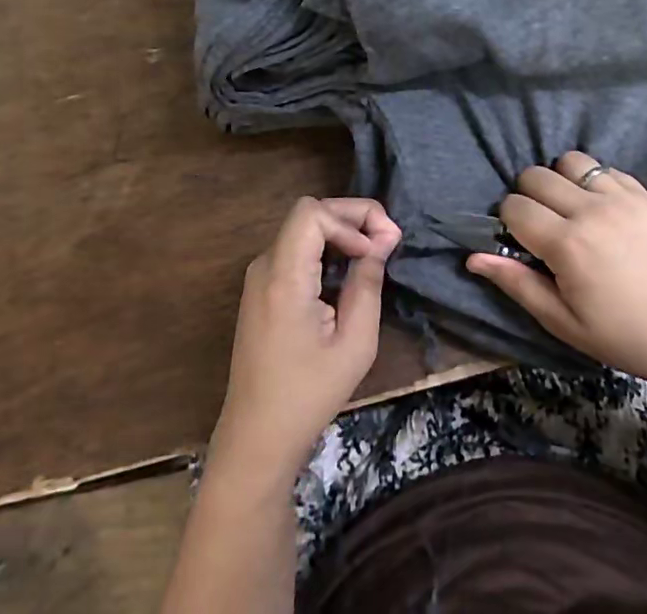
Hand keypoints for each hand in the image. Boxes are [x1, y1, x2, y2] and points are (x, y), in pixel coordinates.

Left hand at [211, 197, 400, 477]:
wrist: (258, 435)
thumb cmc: (310, 393)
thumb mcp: (355, 341)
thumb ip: (369, 282)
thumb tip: (385, 238)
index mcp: (283, 277)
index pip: (312, 213)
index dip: (351, 219)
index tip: (378, 250)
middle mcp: (264, 267)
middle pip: (308, 214)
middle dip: (352, 217)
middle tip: (388, 240)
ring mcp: (258, 277)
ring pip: (302, 229)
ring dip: (341, 232)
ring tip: (374, 256)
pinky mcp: (261, 289)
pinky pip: (295, 250)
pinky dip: (326, 249)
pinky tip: (348, 272)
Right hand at [467, 151, 646, 396]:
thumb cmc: (619, 335)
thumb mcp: (560, 321)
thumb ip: (515, 283)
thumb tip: (472, 257)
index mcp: (567, 244)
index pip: (514, 206)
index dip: (508, 223)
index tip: (522, 243)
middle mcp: (592, 210)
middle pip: (536, 175)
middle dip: (528, 197)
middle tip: (542, 227)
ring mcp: (622, 198)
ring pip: (570, 161)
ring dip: (560, 180)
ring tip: (569, 211)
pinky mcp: (644, 195)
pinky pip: (605, 168)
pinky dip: (592, 180)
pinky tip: (599, 209)